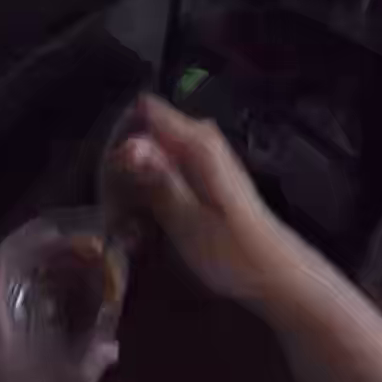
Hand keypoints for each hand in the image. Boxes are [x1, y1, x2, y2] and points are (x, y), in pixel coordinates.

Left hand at [0, 216, 122, 381]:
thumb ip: (88, 365)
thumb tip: (113, 346)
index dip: (26, 240)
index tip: (58, 233)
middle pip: (6, 265)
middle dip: (42, 249)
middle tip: (77, 246)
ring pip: (7, 281)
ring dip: (39, 266)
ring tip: (72, 263)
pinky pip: (8, 298)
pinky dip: (34, 287)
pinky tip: (59, 297)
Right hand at [109, 95, 310, 304]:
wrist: (274, 271)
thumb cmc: (231, 251)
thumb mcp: (187, 221)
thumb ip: (158, 177)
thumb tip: (126, 143)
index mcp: (198, 141)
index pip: (148, 110)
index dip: (123, 136)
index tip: (107, 173)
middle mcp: (202, 135)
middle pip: (148, 127)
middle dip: (125, 160)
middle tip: (114, 205)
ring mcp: (205, 150)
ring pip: (155, 145)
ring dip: (136, 175)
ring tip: (125, 217)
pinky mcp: (205, 167)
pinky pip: (167, 160)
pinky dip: (151, 183)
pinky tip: (144, 217)